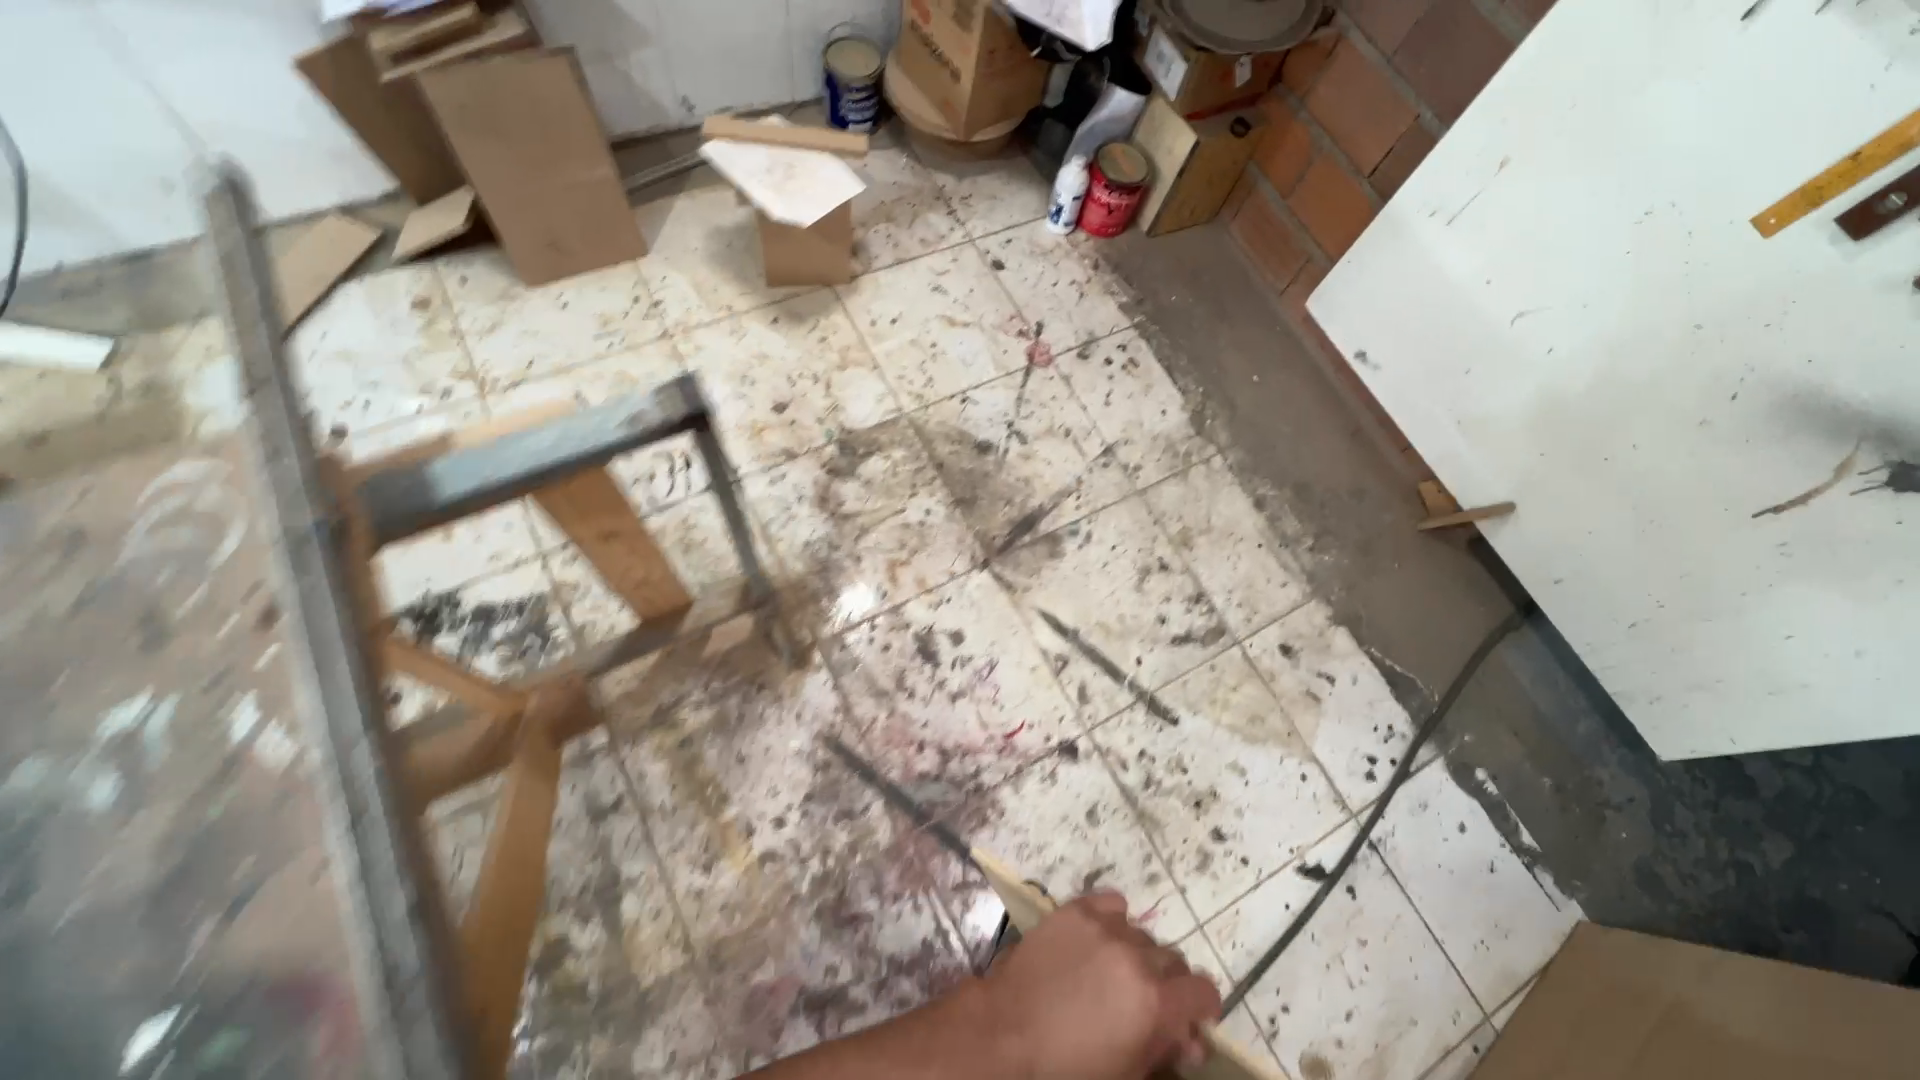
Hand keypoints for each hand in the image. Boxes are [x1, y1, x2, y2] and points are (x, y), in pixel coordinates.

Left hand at [980, 891, 1221, 1079]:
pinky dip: (1113, 921)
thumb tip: (1190, 1039)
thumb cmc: (1067, 1067)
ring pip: (1142, 935)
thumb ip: (1165, 1050)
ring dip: (1137, 954)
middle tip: (1146, 1002)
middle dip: (1168, 983)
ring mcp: (1104, 929)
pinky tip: (1099, 941)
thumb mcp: (1127, 1071)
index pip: (1203, 990)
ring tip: (1113, 974)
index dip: (1202, 1007)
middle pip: (1173, 961)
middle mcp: (1136, 957)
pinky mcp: (1075, 911)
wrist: (1004, 1034)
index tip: (1192, 1016)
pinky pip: (1112, 905)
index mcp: (1155, 1001)